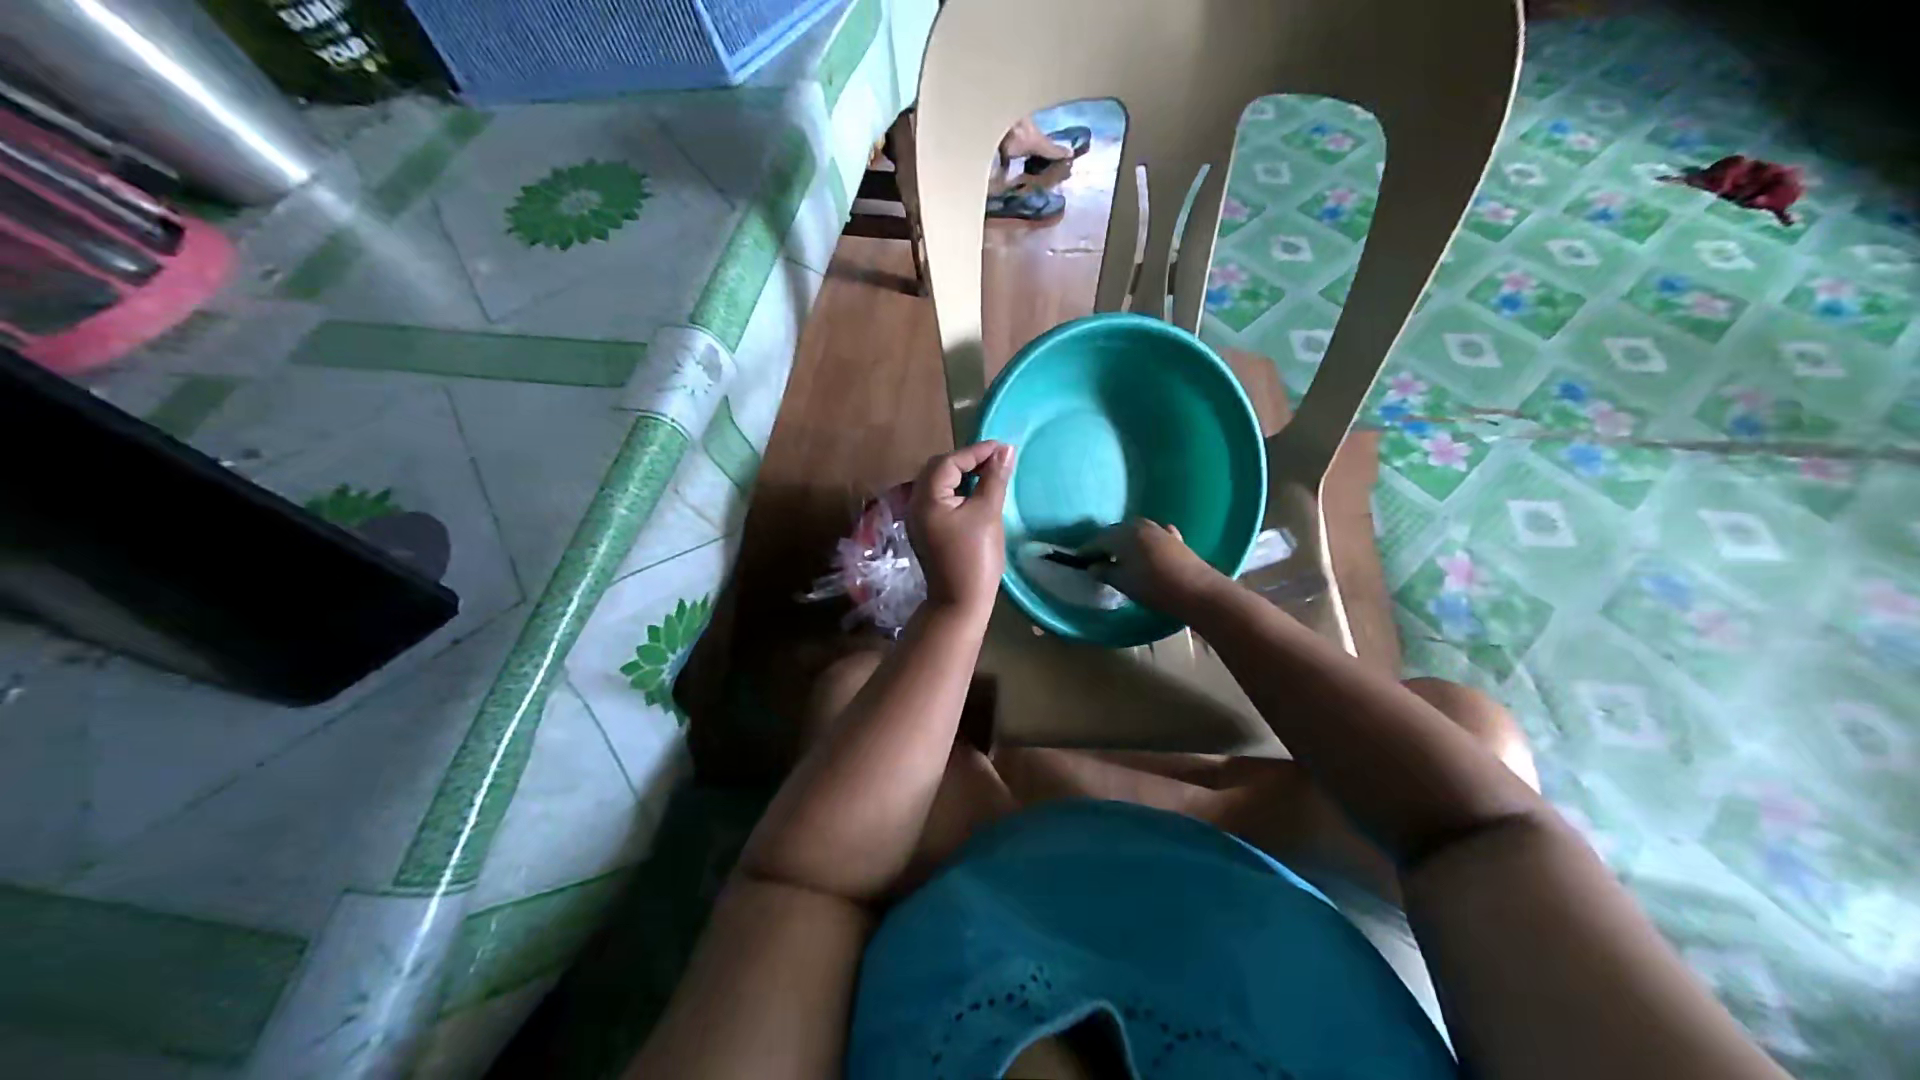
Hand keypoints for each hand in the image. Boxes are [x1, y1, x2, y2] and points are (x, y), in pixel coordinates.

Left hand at [909, 441, 1014, 615]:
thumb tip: (1006, 449)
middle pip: (938, 469)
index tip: (1003, 448)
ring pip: (938, 484)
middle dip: (966, 460)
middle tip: (995, 460)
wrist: (960, 602)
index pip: (949, 462)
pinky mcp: (926, 529)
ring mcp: (918, 518)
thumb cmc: (976, 557)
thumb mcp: (988, 513)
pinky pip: (939, 499)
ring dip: (962, 475)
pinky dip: (957, 490)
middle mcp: (916, 504)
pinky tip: (976, 493)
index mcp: (927, 498)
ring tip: (989, 474)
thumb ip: (995, 478)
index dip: (976, 451)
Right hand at [1085, 518, 1223, 614]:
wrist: (1198, 590)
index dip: (1087, 551)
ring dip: (1125, 542)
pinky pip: (1154, 536)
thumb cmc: (1154, 587)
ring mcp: (1160, 530)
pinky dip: (1145, 543)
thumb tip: (1093, 567)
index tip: (1078, 560)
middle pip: (1116, 533)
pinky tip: (1146, 550)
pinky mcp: (1176, 539)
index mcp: (1123, 534)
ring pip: (1135, 532)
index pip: (1098, 540)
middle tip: (1097, 559)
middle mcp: (1140, 525)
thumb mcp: (1124, 582)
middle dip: (1105, 544)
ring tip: (1119, 557)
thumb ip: (1105, 572)